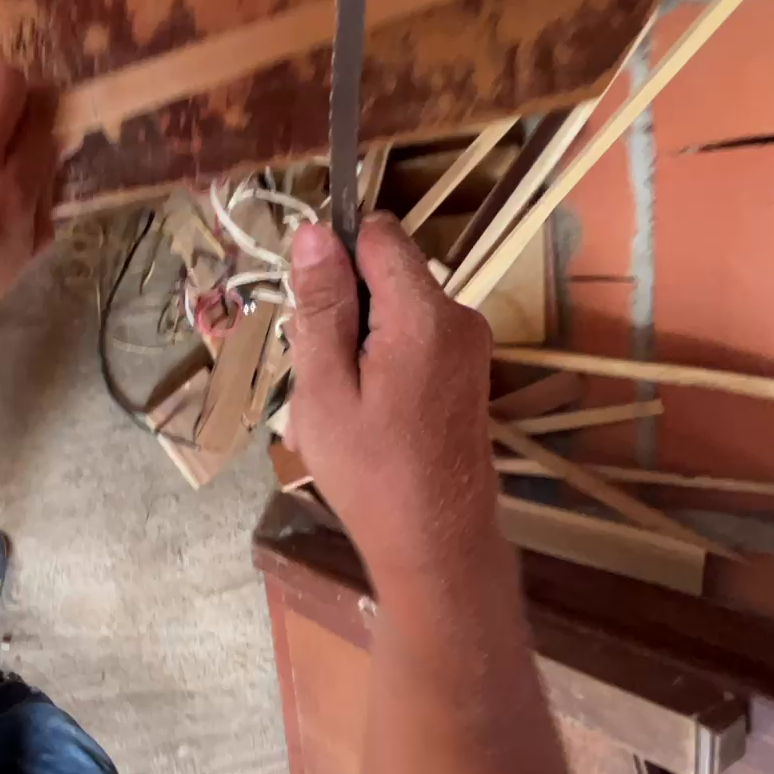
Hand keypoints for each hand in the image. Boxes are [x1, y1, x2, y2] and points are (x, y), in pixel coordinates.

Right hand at [288, 213, 503, 577]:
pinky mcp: (464, 369)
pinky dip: (374, 361)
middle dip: (338, 308)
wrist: (433, 541)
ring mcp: (467, 345)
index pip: (377, 234)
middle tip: (316, 373)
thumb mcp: (324, 387)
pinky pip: (408, 339)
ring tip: (335, 402)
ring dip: (351, 340)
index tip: (306, 307)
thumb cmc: (368, 471)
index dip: (333, 254)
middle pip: (382, 273)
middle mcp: (458, 317)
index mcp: (423, 315)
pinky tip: (360, 412)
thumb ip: (320, 307)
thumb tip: (313, 232)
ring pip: (390, 309)